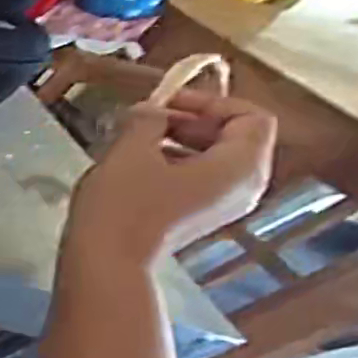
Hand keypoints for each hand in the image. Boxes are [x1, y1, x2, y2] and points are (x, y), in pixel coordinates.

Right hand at [68, 91, 275, 264]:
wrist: (107, 257)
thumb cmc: (122, 203)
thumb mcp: (130, 152)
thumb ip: (147, 121)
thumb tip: (151, 109)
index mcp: (241, 166)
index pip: (251, 117)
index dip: (210, 101)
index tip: (164, 100)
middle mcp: (246, 185)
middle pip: (236, 137)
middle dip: (192, 120)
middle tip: (145, 118)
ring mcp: (225, 204)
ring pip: (216, 158)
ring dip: (180, 141)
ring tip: (135, 140)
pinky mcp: (200, 216)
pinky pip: (201, 177)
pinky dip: (176, 163)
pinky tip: (137, 166)